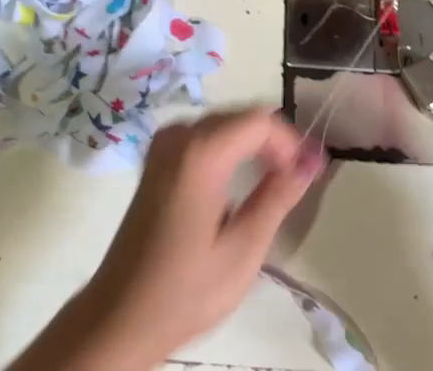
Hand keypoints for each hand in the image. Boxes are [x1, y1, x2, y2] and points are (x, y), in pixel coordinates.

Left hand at [8, 107, 324, 370]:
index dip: (291, 142)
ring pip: (223, 124)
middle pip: (241, 117)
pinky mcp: (155, 160)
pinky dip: (230, 148)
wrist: (121, 315)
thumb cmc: (185, 289)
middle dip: (275, 142)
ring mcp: (162, 146)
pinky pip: (203, 136)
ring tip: (278, 181)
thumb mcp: (243, 249)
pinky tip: (242, 179)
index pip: (261, 121)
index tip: (310, 173)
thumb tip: (311, 162)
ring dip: (254, 145)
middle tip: (300, 178)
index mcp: (200, 153)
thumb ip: (278, 197)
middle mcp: (178, 136)